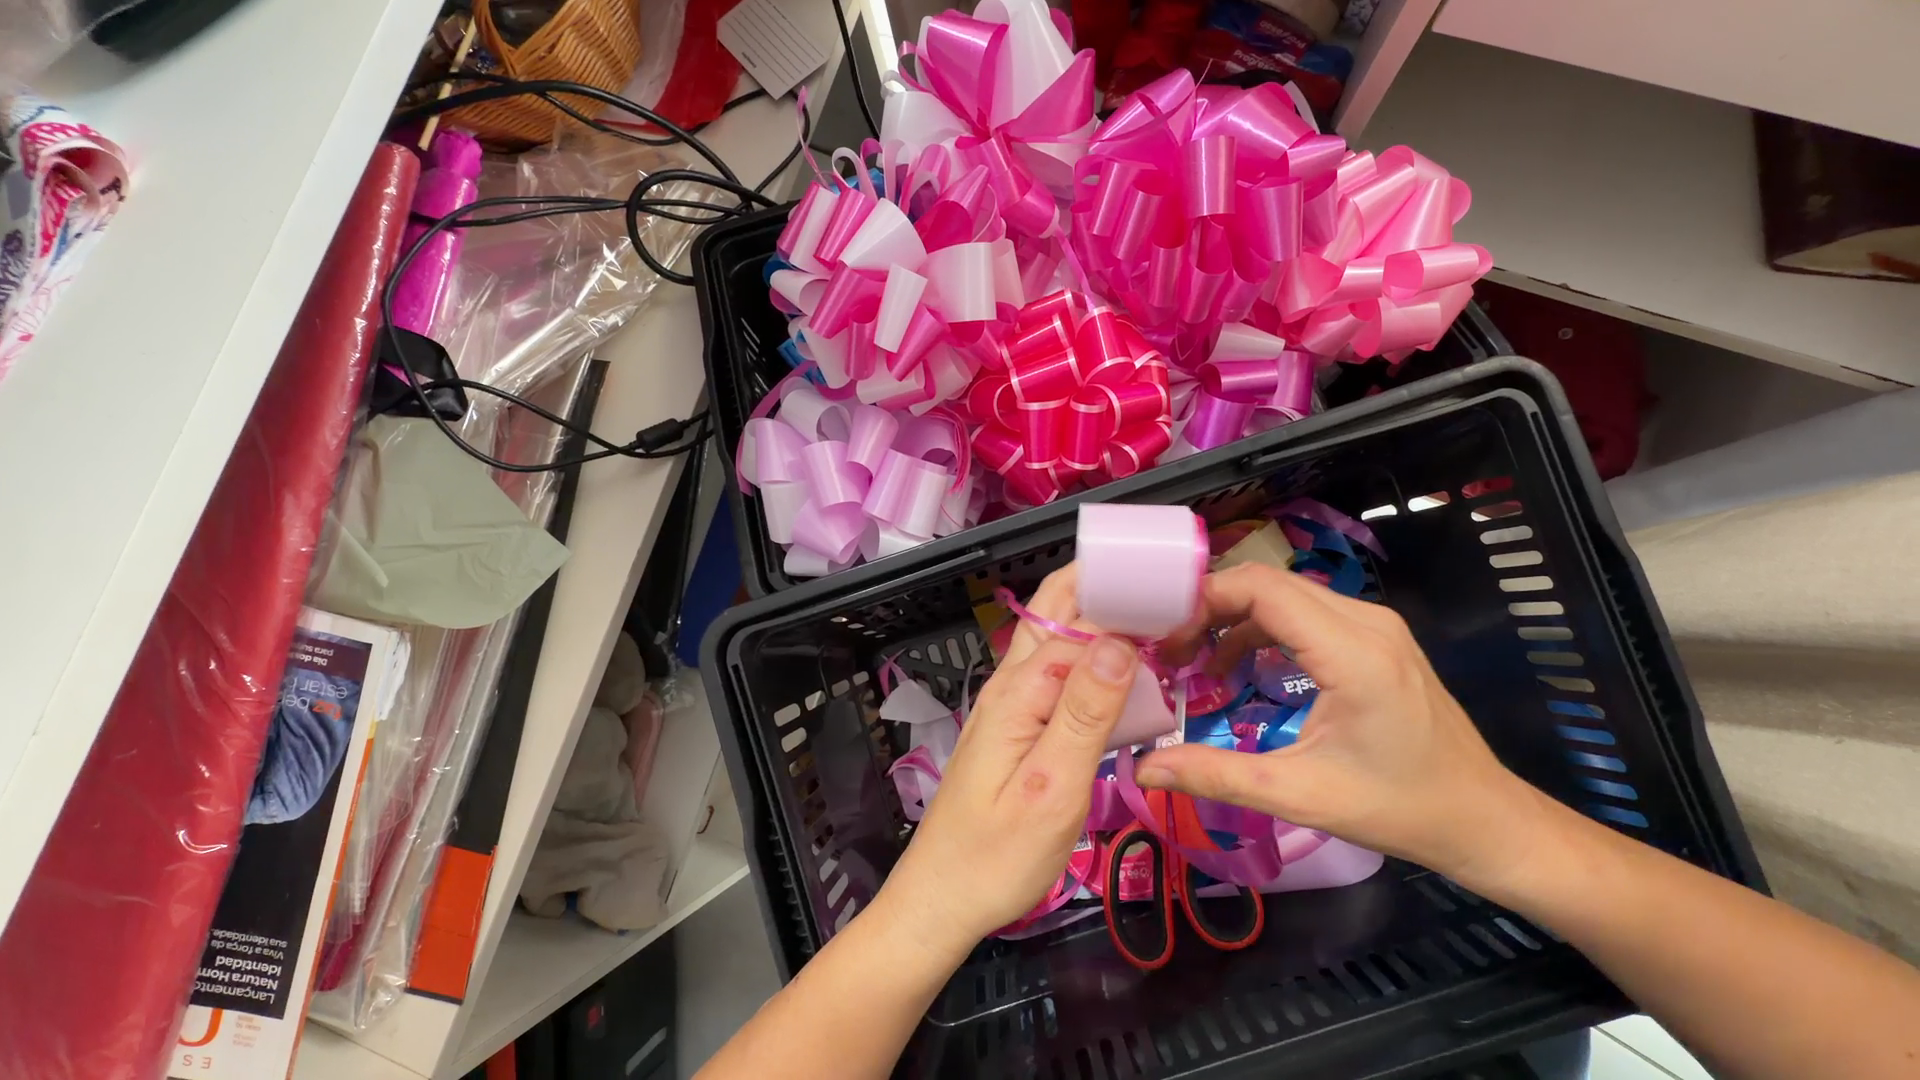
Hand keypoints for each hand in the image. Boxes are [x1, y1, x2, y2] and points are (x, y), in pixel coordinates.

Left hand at [876, 566, 1137, 953]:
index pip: (1078, 617)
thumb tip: (1120, 639)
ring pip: (1059, 640)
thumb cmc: (998, 855)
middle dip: (1108, 588)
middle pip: (1057, 610)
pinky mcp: (1018, 727)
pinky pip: (1059, 676)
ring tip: (1162, 624)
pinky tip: (1129, 678)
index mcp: (1020, 690)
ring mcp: (1012, 704)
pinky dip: (1095, 662)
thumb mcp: (1053, 788)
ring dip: (1103, 620)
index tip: (1180, 597)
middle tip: (1170, 596)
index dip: (1124, 597)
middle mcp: (1011, 684)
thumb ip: (1085, 712)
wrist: (943, 899)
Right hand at [1140, 562, 1540, 887]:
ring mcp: (1375, 626)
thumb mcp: (1299, 795)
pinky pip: (1305, 613)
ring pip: (1285, 595)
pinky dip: (1261, 629)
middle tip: (1168, 649)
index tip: (1164, 635)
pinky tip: (1238, 667)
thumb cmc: (1397, 808)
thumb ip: (1216, 775)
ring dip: (1233, 617)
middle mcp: (1365, 622)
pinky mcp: (1375, 638)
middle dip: (1209, 607)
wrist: (1483, 818)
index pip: (1262, 589)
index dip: (1204, 600)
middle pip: (1268, 584)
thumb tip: (1144, 770)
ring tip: (1194, 660)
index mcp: (1352, 652)